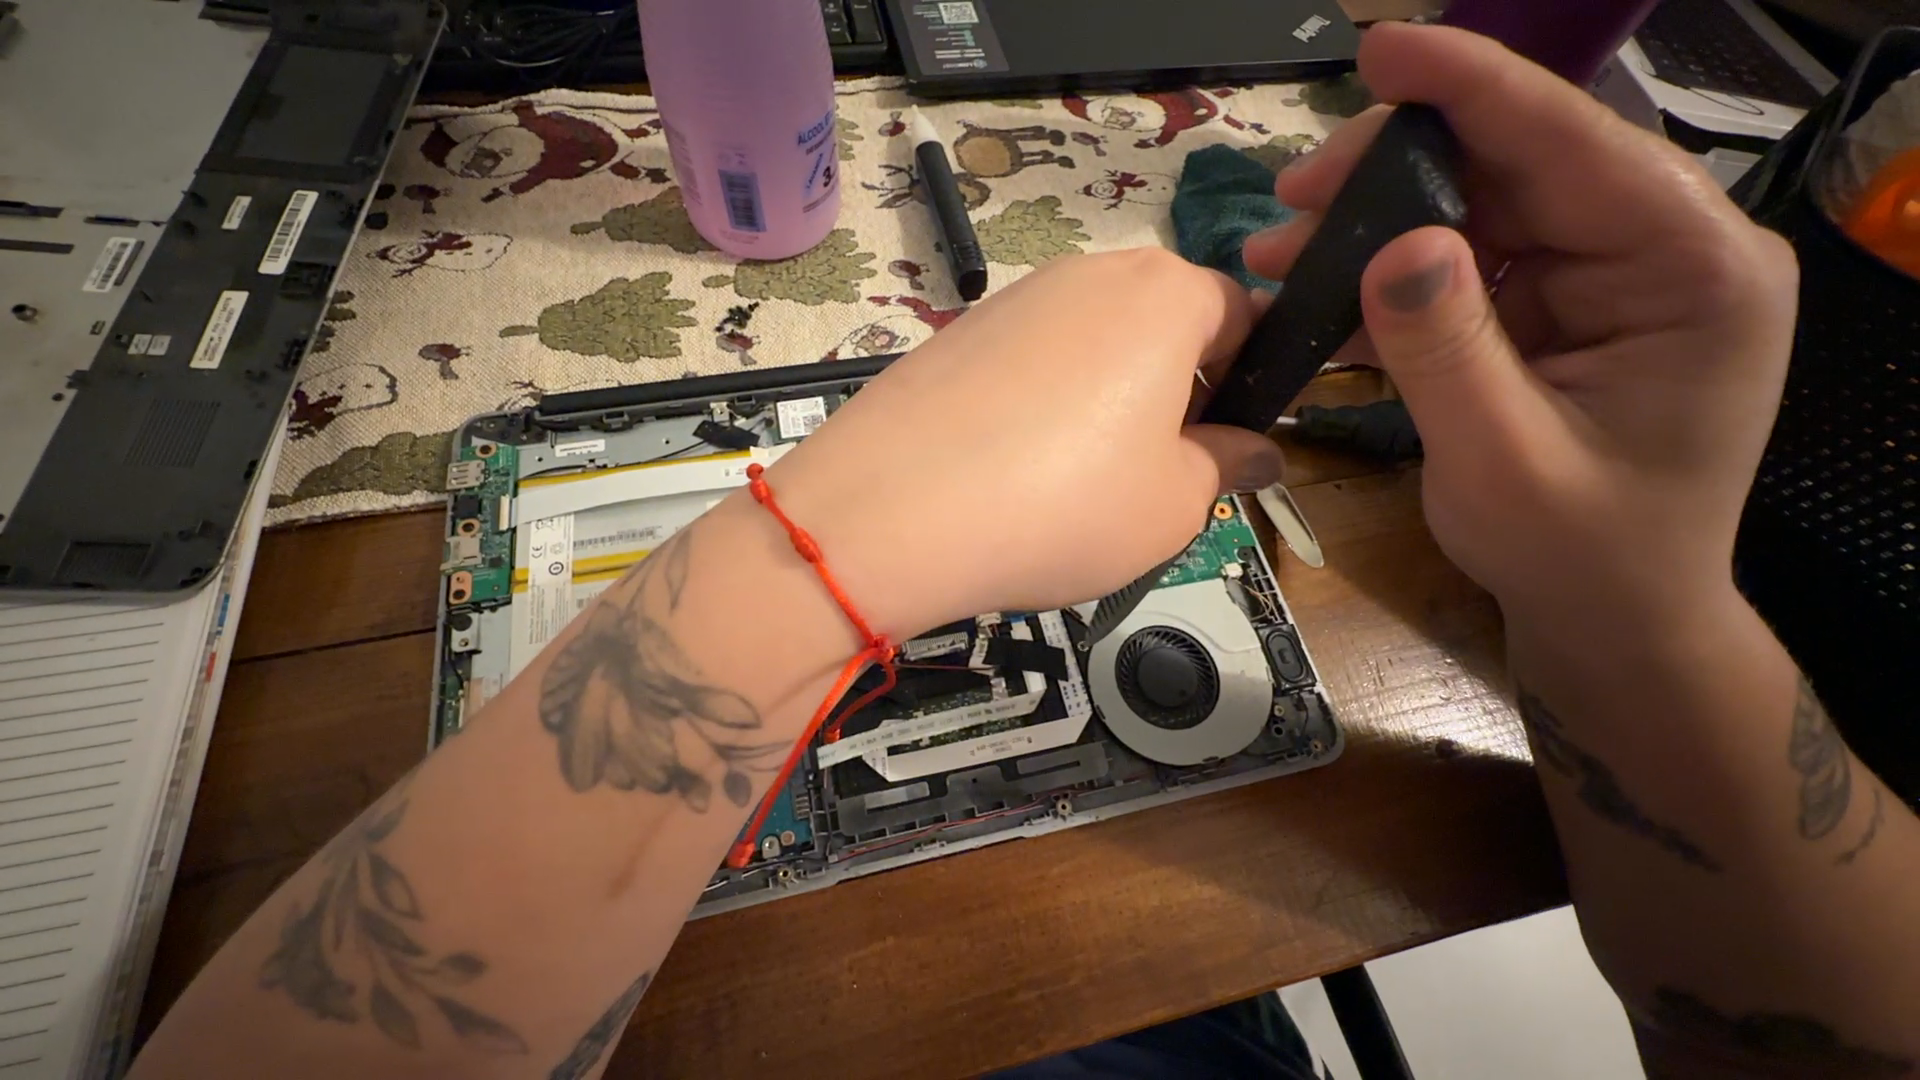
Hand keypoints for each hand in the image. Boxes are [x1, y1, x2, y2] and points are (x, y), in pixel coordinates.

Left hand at [757, 249, 1284, 639]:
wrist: (893, 512)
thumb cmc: (1066, 504)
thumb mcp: (1176, 504)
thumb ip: (1229, 465)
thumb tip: (1257, 451)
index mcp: (1165, 294)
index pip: (1241, 316)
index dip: (1247, 380)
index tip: (1225, 443)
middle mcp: (1089, 273)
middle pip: (1160, 324)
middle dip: (1172, 391)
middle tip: (1149, 472)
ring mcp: (1011, 298)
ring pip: (1090, 344)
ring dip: (1104, 400)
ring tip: (1070, 479)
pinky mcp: (953, 333)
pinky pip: (1026, 363)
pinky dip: (1038, 405)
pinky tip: (1010, 466)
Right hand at [1245, 24, 1798, 633]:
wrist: (1607, 613)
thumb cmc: (1577, 549)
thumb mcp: (1503, 460)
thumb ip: (1449, 352)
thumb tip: (1391, 246)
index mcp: (1689, 272)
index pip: (1572, 146)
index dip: (1472, 89)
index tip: (1380, 49)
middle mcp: (1651, 256)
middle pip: (1512, 171)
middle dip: (1393, 176)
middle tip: (1292, 199)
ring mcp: (1597, 286)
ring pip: (1474, 219)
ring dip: (1372, 232)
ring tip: (1278, 251)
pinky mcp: (1548, 317)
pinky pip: (1459, 275)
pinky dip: (1384, 285)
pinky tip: (1317, 300)